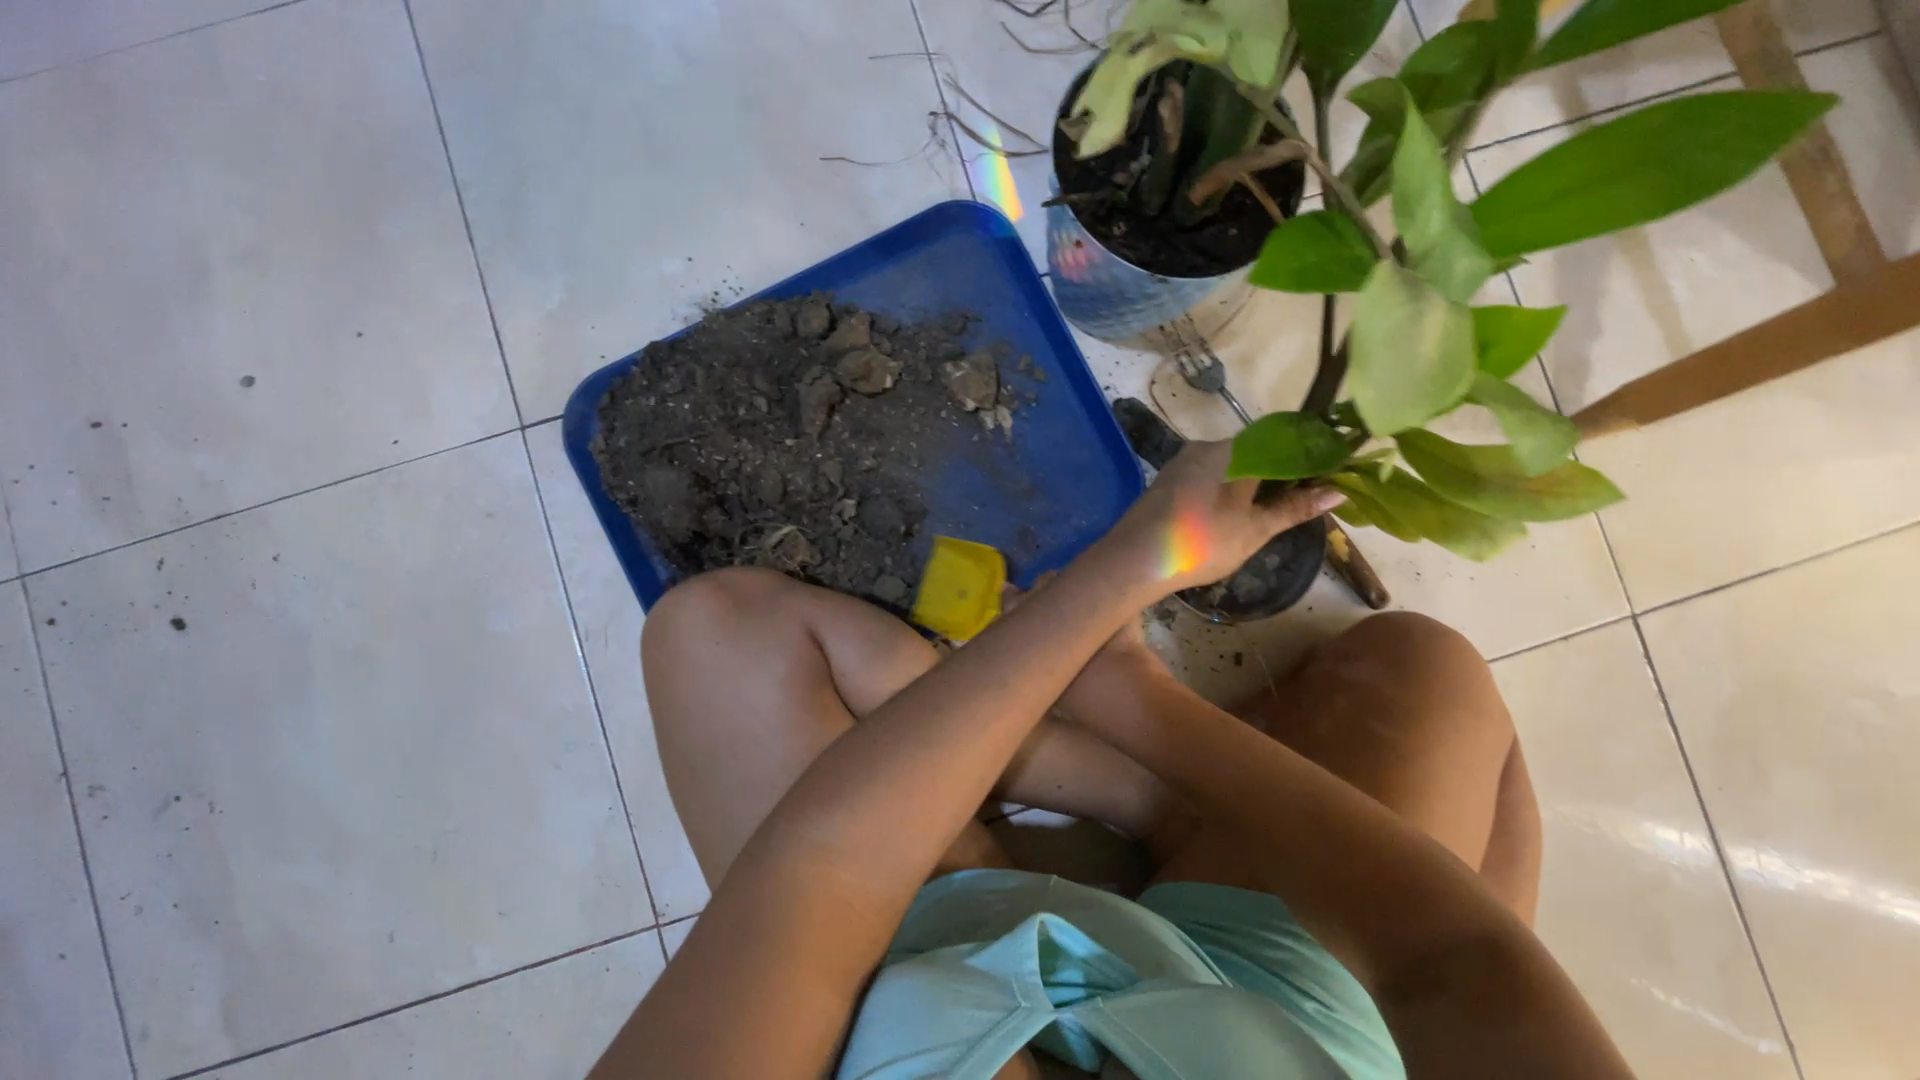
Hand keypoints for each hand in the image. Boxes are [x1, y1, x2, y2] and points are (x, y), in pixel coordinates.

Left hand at [1095, 440, 1344, 597]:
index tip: (1325, 477)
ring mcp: (1180, 465)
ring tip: (1268, 514)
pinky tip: (1230, 518)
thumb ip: (1294, 508)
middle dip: (1277, 476)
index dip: (1304, 459)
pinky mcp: (1165, 485)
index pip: (1279, 442)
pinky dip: (1225, 494)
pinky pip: (1205, 480)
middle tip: (1299, 503)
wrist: (1134, 560)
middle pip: (1252, 454)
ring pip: (1227, 468)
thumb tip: (1337, 490)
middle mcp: (1203, 448)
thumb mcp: (1254, 529)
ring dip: (1250, 486)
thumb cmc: (1200, 543)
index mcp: (1230, 450)